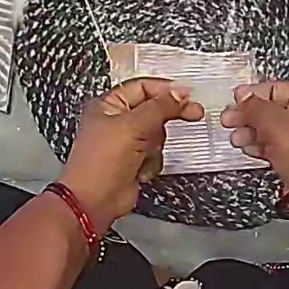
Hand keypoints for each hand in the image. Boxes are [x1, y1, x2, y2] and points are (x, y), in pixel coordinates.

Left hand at [58, 78, 202, 231]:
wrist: (95, 201)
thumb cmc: (100, 163)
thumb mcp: (133, 126)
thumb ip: (160, 107)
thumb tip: (179, 93)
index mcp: (109, 105)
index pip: (143, 87)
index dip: (166, 89)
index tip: (188, 94)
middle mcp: (117, 121)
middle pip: (154, 110)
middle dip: (166, 119)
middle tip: (194, 113)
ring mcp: (126, 142)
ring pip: (158, 135)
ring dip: (155, 147)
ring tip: (142, 154)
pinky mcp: (134, 161)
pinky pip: (156, 154)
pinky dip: (152, 163)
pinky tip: (139, 170)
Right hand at [219, 81, 288, 191]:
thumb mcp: (274, 122)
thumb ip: (254, 106)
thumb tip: (243, 95)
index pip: (276, 88)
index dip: (253, 94)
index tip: (234, 101)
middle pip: (273, 110)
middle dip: (249, 116)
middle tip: (230, 121)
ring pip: (273, 130)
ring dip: (252, 133)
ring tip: (237, 138)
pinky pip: (277, 148)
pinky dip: (261, 147)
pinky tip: (249, 149)